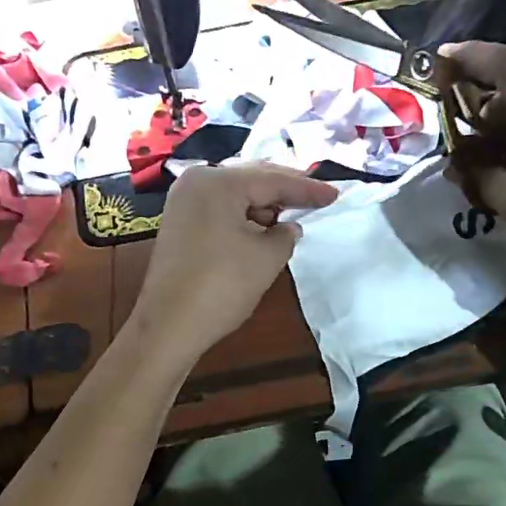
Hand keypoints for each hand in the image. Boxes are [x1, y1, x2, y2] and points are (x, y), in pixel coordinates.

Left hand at [126, 161, 338, 361]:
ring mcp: (183, 202)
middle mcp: (196, 182)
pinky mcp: (179, 223)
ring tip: (291, 216)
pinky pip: (220, 210)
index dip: (308, 189)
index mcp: (217, 182)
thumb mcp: (266, 258)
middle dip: (285, 190)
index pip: (273, 180)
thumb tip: (289, 227)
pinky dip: (244, 217)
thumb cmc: (221, 286)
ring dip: (264, 205)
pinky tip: (262, 228)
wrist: (170, 325)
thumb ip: (286, 235)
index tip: (335, 195)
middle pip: (251, 180)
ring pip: (235, 194)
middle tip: (317, 198)